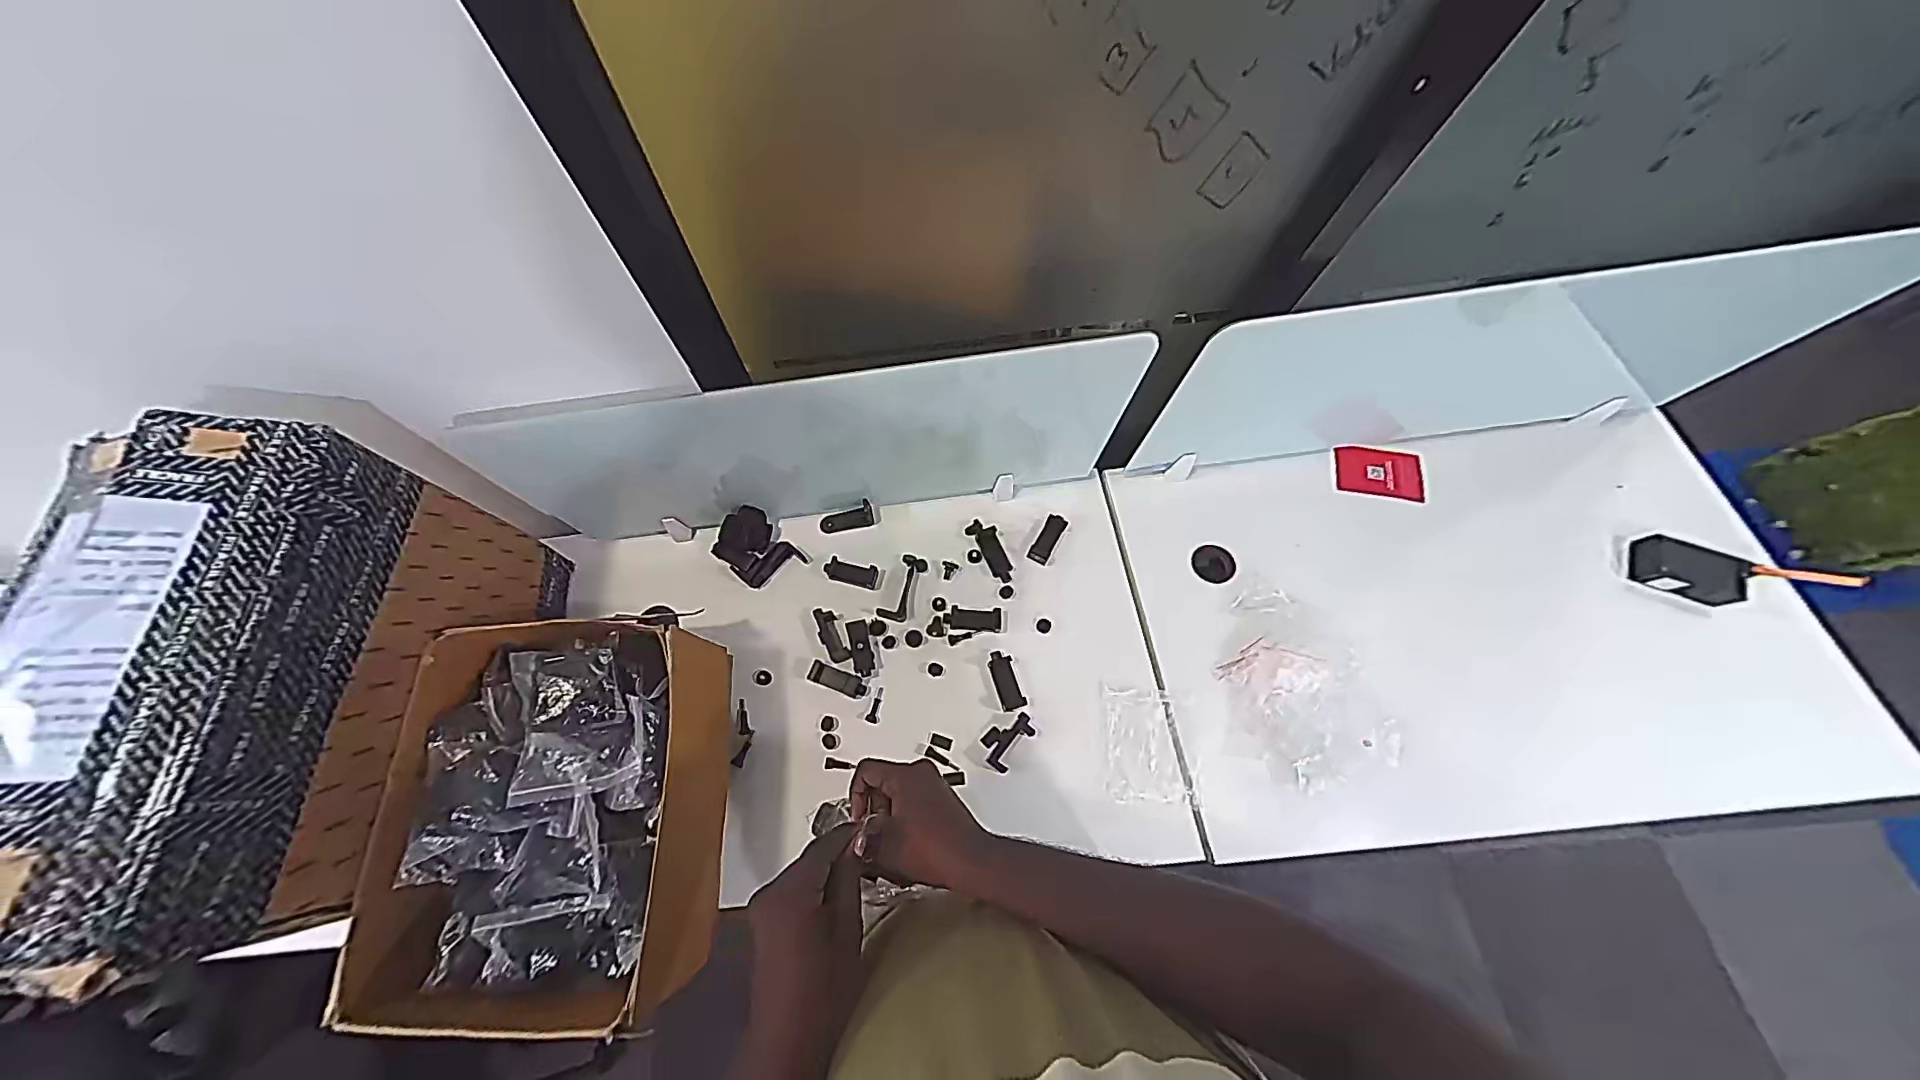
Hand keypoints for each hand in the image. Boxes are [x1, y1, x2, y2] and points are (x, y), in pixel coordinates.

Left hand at [734, 824, 864, 1078]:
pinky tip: (829, 903)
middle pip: (808, 860)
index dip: (847, 835)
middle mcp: (768, 893)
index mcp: (790, 891)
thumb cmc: (824, 989)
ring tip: (852, 878)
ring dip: (823, 874)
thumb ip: (848, 878)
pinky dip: (810, 891)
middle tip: (865, 855)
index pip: (822, 846)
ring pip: (800, 876)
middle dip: (835, 855)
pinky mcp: (759, 924)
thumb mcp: (847, 927)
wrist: (788, 1039)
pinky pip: (790, 893)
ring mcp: (759, 909)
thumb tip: (855, 846)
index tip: (869, 828)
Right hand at [849, 758, 994, 889]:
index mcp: (905, 775)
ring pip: (898, 790)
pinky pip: (914, 799)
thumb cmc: (938, 848)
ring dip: (888, 814)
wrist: (970, 861)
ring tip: (890, 840)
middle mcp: (921, 773)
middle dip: (873, 808)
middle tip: (872, 831)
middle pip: (882, 779)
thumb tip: (858, 838)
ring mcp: (934, 784)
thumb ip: (863, 837)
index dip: (855, 796)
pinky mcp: (942, 798)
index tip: (858, 818)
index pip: (866, 770)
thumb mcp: (886, 845)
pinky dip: (904, 816)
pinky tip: (905, 841)